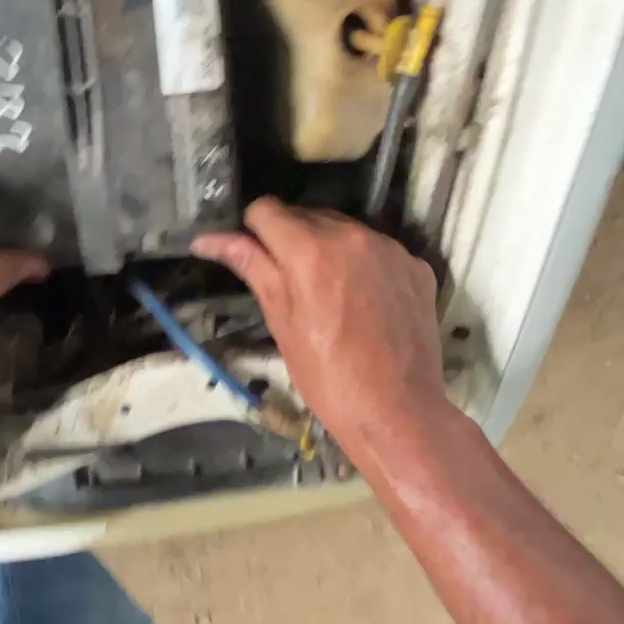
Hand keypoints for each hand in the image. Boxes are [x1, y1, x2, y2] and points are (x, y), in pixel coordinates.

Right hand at [193, 198, 446, 439]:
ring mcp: (390, 249)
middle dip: (291, 239)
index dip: (254, 230)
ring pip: (342, 229)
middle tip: (291, 284)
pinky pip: (376, 249)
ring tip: (330, 294)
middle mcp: (352, 236)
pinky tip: (364, 301)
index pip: (265, 209)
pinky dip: (363, 264)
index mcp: (309, 248)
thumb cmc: (325, 373)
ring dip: (328, 248)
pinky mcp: (417, 265)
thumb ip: (248, 264)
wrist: (398, 414)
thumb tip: (206, 238)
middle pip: (305, 215)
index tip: (256, 257)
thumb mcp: (278, 318)